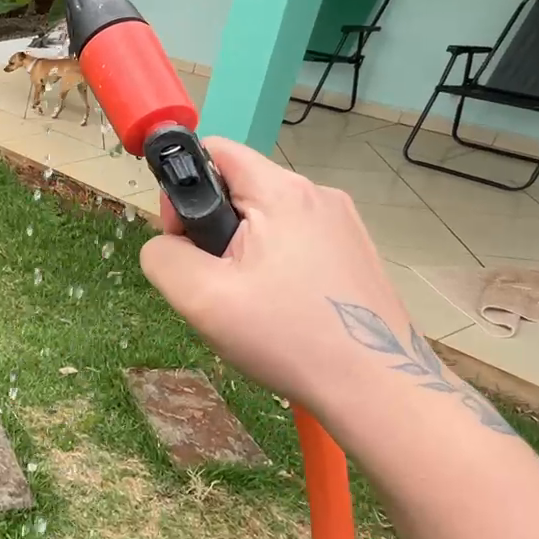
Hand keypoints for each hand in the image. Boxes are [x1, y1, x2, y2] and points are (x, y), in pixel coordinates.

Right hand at [138, 136, 413, 416]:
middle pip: (236, 189)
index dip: (181, 189)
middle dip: (208, 230)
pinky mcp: (353, 252)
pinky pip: (289, 242)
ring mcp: (342, 225)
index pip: (212, 151)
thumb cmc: (286, 336)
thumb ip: (161, 254)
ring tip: (245, 304)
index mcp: (282, 193)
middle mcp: (318, 196)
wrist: (378, 388)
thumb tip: (165, 243)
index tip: (183, 240)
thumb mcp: (198, 296)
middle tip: (212, 283)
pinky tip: (275, 309)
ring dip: (237, 253)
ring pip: (261, 220)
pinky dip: (268, 267)